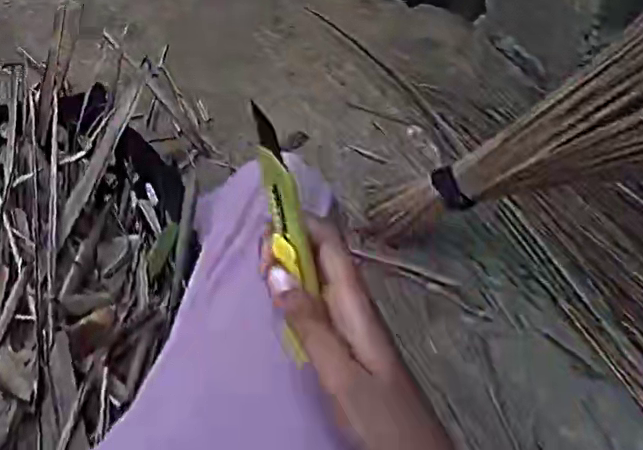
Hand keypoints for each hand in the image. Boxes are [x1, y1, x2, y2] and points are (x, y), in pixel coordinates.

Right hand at [263, 215, 452, 449]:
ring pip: (316, 276)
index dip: (297, 223)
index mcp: (355, 302)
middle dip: (286, 245)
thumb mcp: (340, 374)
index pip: (328, 239)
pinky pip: (316, 300)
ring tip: (262, 279)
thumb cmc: (384, 418)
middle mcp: (354, 304)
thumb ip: (308, 322)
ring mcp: (353, 324)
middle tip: (259, 265)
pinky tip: (281, 307)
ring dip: (288, 268)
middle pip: (319, 253)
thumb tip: (274, 268)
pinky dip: (294, 293)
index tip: (263, 234)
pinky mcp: (348, 343)